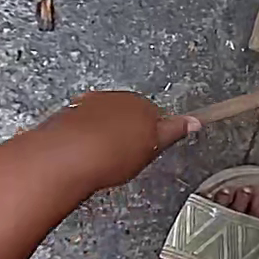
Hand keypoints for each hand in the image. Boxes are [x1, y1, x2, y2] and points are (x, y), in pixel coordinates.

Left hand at [40, 91, 197, 189]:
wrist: (64, 159)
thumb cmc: (112, 153)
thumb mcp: (154, 146)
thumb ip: (175, 131)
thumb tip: (194, 121)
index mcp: (140, 102)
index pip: (155, 114)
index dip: (153, 135)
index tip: (148, 149)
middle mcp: (113, 98)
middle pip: (128, 114)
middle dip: (128, 132)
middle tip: (128, 157)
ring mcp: (87, 105)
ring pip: (104, 120)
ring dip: (105, 136)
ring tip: (105, 160)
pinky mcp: (65, 117)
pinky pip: (81, 127)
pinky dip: (84, 139)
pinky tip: (85, 156)